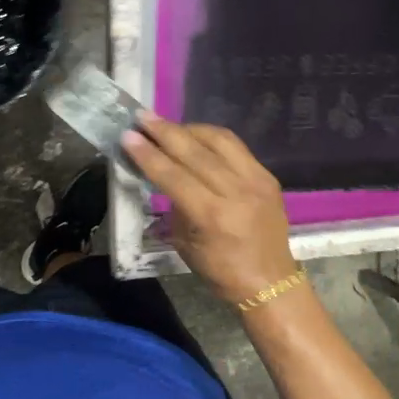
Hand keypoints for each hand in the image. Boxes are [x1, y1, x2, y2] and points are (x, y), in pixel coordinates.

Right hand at [122, 113, 300, 308]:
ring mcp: (256, 181)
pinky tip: (196, 137)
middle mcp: (237, 192)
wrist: (270, 282)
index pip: (174, 176)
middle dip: (165, 132)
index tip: (129, 136)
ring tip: (167, 125)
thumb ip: (176, 207)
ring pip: (219, 141)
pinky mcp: (267, 177)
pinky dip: (213, 138)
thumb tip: (165, 176)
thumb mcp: (186, 244)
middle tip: (142, 116)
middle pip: (196, 152)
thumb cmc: (221, 272)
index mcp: (213, 216)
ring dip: (190, 129)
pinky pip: (236, 148)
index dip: (149, 154)